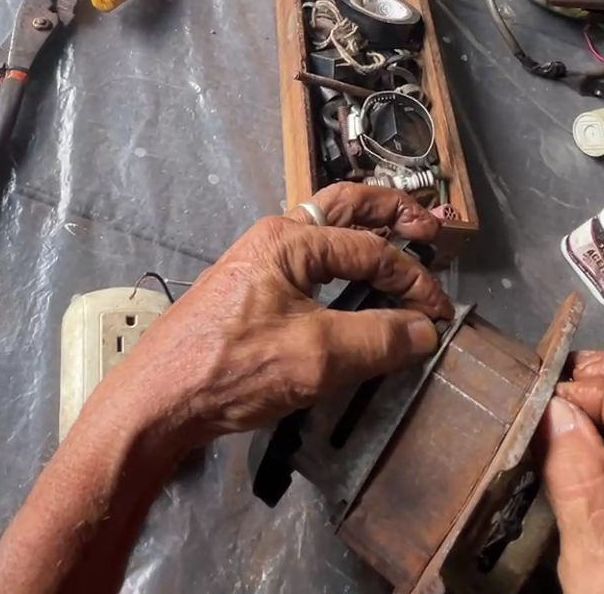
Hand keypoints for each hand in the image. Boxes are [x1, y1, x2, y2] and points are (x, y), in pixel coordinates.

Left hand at [98, 183, 453, 453]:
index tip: (441, 312)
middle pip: (344, 207)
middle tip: (429, 226)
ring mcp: (261, 260)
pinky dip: (342, 261)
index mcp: (289, 239)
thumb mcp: (316, 356)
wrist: (162, 396)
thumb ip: (376, 339)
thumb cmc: (234, 367)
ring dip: (365, 231)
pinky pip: (309, 261)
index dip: (413, 279)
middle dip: (389, 210)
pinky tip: (353, 280)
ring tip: (401, 239)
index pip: (369, 249)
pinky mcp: (254, 288)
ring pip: (324, 230)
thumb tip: (425, 329)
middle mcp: (275, 236)